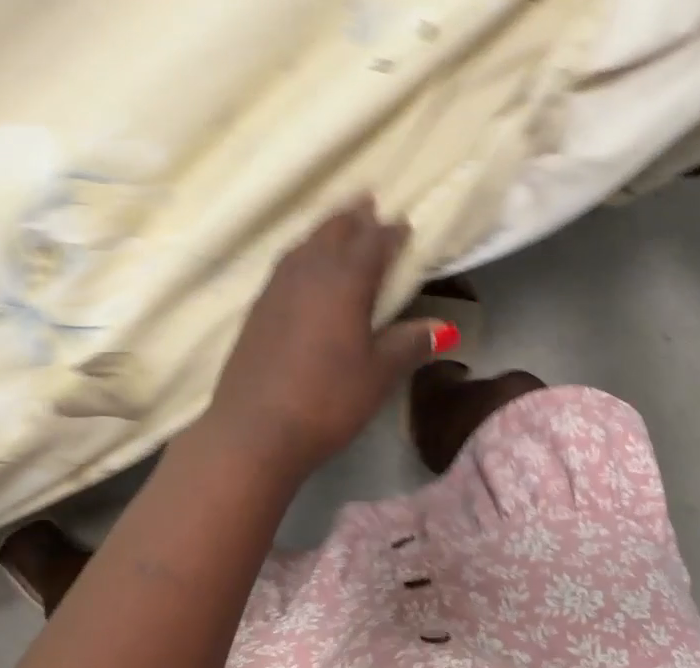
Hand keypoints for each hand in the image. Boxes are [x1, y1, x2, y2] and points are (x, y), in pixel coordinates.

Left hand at [202, 196, 450, 476]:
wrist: (254, 430)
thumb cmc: (327, 400)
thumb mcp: (378, 375)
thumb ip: (409, 345)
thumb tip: (444, 328)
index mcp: (346, 280)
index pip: (374, 243)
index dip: (392, 233)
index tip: (406, 226)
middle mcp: (309, 272)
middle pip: (334, 232)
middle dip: (355, 218)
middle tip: (369, 205)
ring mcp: (276, 289)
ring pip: (305, 245)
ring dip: (325, 232)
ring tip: (338, 227)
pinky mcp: (256, 311)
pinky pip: (285, 266)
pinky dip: (302, 256)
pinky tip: (303, 270)